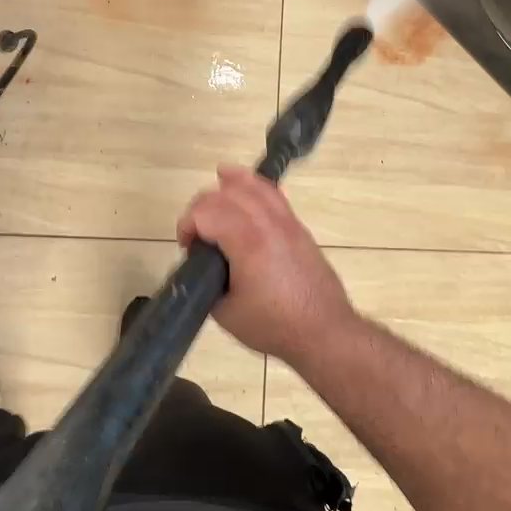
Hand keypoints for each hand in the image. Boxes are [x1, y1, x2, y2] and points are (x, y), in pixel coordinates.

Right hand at [177, 165, 356, 361]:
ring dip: (233, 184)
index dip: (187, 224)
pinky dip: (257, 187)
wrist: (323, 330)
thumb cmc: (273, 325)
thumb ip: (206, 281)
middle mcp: (268, 223)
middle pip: (228, 193)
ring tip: (219, 179)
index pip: (207, 211)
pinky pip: (275, 196)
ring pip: (256, 187)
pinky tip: (249, 189)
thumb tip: (201, 265)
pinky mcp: (299, 229)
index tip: (187, 248)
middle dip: (203, 205)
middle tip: (197, 235)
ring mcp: (288, 222)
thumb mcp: (225, 312)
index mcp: (248, 241)